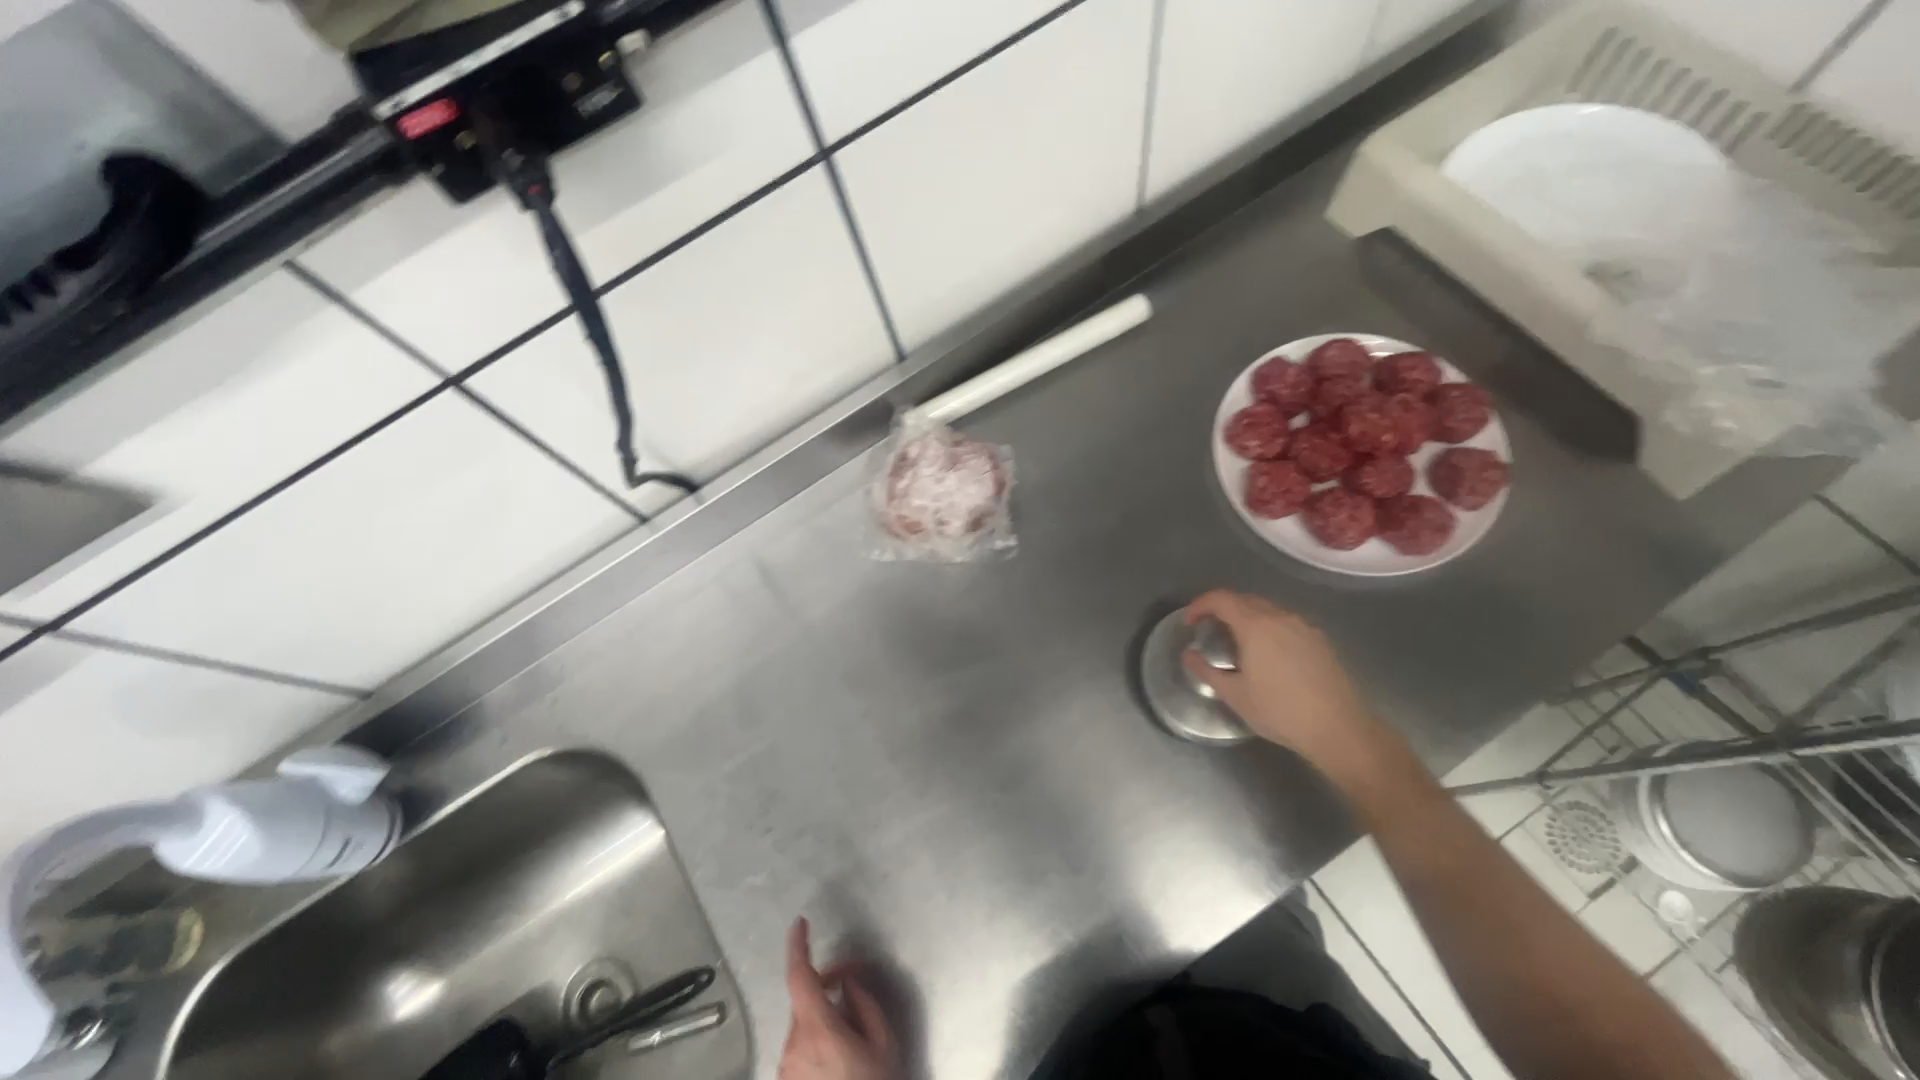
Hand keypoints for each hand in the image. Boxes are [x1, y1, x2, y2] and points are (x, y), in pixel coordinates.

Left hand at [779, 918, 899, 1079]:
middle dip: (827, 984)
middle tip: (855, 978)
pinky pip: (800, 1047)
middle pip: (805, 1000)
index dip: (798, 945)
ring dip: (823, 1014)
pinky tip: (841, 1053)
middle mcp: (794, 1045)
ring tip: (854, 1028)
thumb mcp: (885, 1044)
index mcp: (818, 1030)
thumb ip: (865, 1004)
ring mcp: (786, 1067)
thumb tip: (848, 981)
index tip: (801, 923)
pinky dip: (817, 1038)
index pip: (799, 976)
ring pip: (803, 1025)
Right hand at [1182, 590, 1395, 783]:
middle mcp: (1280, 617)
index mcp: (1255, 626)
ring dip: (1246, 617)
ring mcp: (1304, 626)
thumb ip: (1206, 670)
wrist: (1337, 728)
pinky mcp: (1320, 639)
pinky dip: (1268, 627)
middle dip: (1222, 609)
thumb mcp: (1235, 695)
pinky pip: (1286, 622)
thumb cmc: (1279, 712)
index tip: (1190, 622)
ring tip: (1237, 643)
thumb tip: (1189, 655)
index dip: (1200, 605)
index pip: (1221, 599)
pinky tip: (1268, 654)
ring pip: (1268, 609)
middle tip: (1209, 630)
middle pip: (1245, 599)